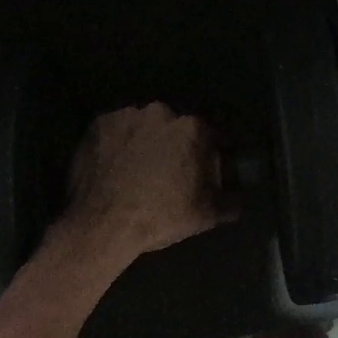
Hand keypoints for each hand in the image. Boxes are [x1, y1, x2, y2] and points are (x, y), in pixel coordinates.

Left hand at [60, 102, 231, 257]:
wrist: (103, 225)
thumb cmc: (160, 218)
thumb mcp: (205, 215)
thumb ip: (230, 202)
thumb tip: (240, 199)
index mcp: (191, 129)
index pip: (211, 134)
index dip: (211, 151)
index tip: (208, 165)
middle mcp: (160, 112)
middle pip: (175, 126)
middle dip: (176, 145)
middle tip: (170, 170)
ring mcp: (125, 114)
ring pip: (144, 125)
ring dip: (146, 141)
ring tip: (139, 168)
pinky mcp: (98, 123)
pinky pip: (117, 129)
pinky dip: (120, 142)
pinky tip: (117, 165)